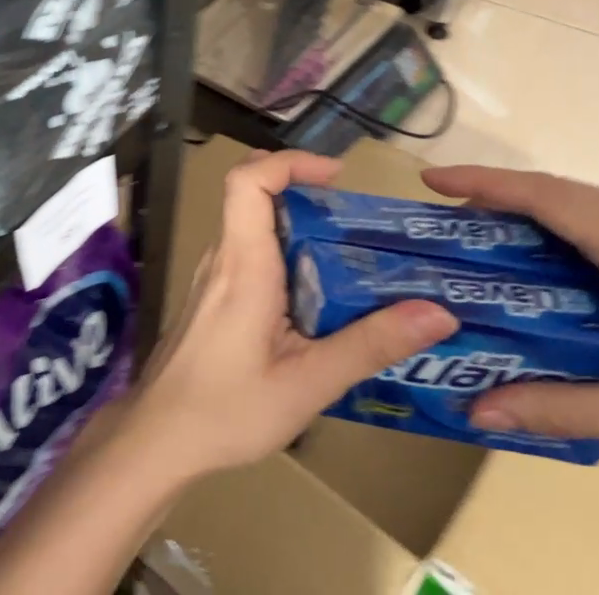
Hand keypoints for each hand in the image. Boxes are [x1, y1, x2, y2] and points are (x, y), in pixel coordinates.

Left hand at [121, 150, 458, 479]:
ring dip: (302, 235)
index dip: (287, 162)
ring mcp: (214, 281)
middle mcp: (223, 261)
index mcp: (243, 266)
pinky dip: (288, 263)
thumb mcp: (309, 383)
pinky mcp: (214, 302)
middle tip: (366, 227)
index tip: (336, 174)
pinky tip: (324, 304)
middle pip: (255, 201)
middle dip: (310, 199)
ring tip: (360, 265)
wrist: (160, 435)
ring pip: (255, 233)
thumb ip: (370, 344)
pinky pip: (251, 262)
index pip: (246, 182)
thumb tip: (438, 311)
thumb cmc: (227, 409)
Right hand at [424, 165, 598, 487]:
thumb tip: (479, 412)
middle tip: (442, 225)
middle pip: (559, 192)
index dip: (483, 183)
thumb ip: (564, 407)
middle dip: (495, 199)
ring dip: (532, 212)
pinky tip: (555, 262)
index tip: (428, 180)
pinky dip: (567, 225)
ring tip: (486, 242)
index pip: (545, 196)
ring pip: (588, 202)